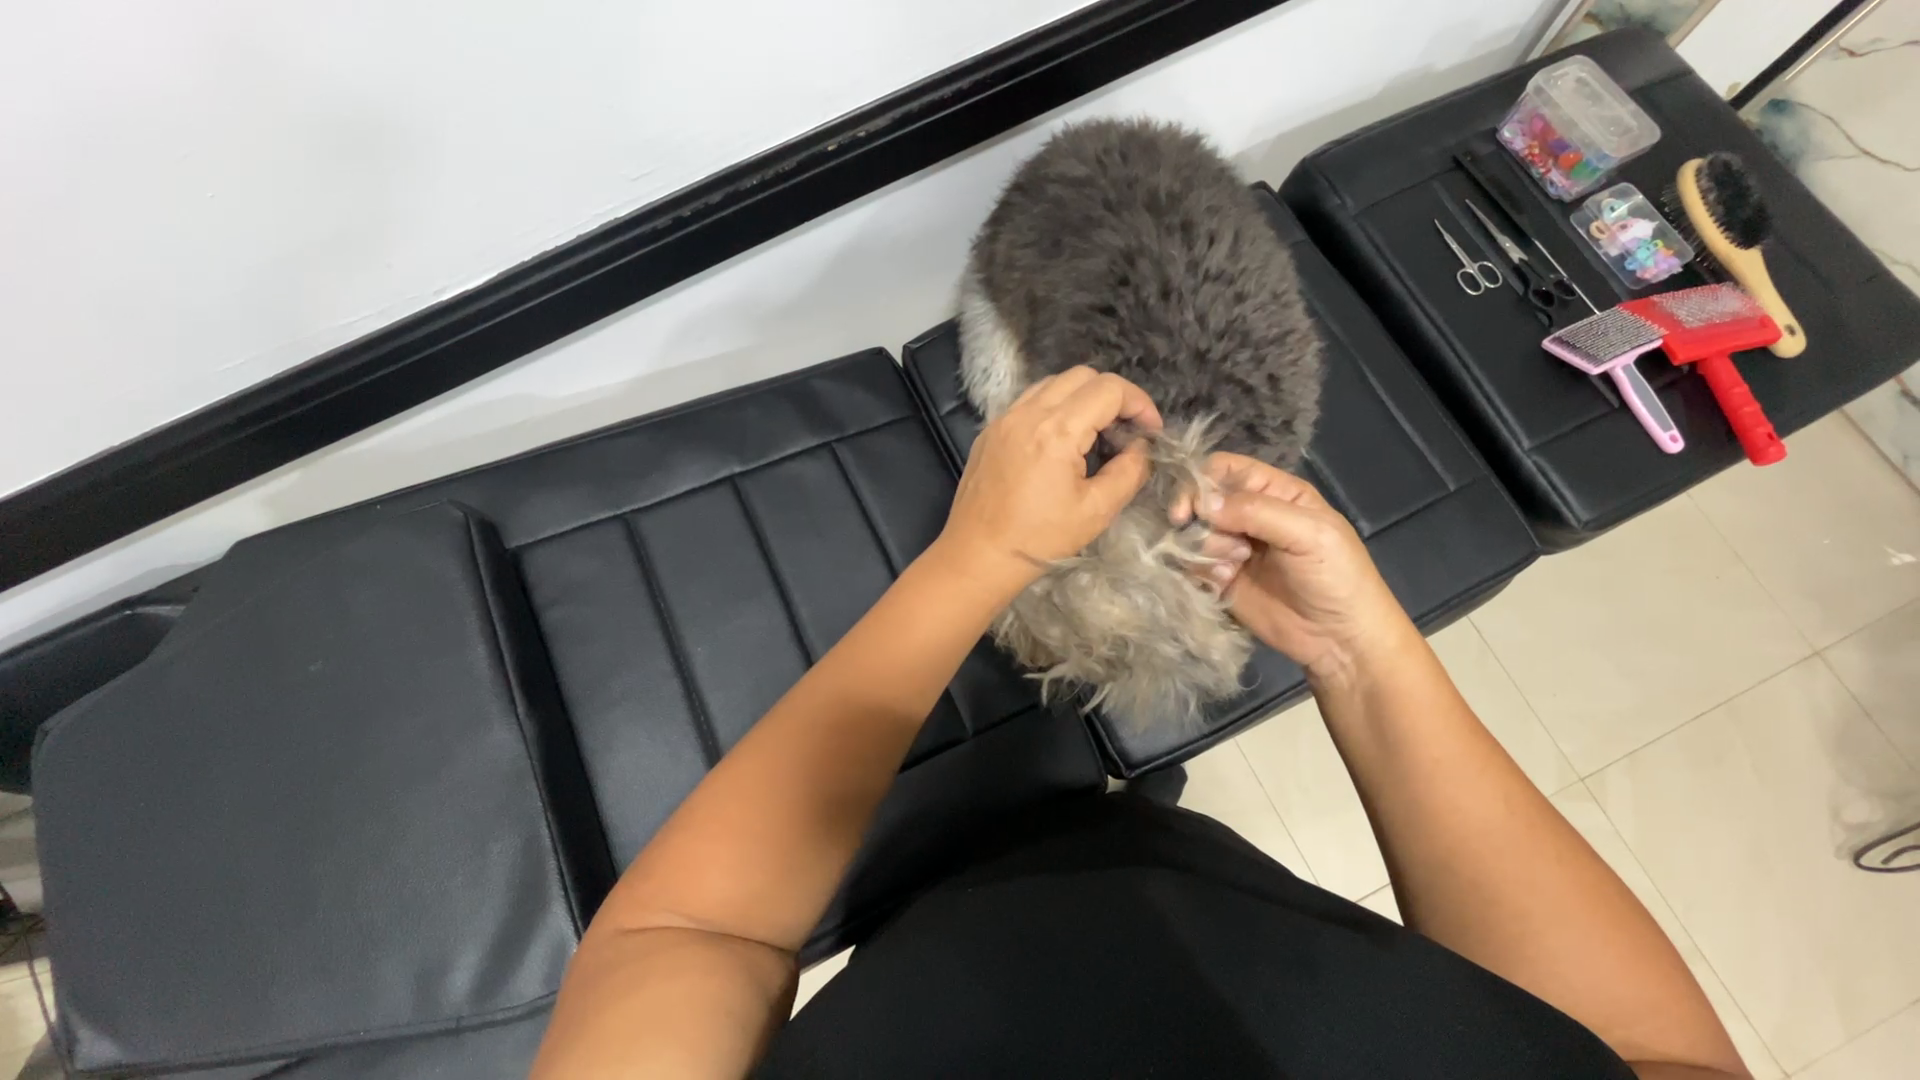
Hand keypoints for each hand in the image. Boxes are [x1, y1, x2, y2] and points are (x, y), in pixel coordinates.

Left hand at [936, 367, 1162, 590]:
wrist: (978, 555)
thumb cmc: (1039, 539)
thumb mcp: (1097, 510)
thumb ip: (1129, 472)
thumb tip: (1140, 448)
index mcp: (1057, 431)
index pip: (1109, 389)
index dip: (1139, 403)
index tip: (1149, 431)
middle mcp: (1028, 414)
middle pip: (1082, 376)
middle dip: (1112, 397)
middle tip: (1124, 432)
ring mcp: (1004, 419)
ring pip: (1053, 384)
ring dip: (1082, 399)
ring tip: (1093, 435)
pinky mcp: (990, 431)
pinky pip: (1028, 402)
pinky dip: (1053, 409)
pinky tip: (1060, 443)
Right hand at [1173, 454, 1409, 685]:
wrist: (1339, 639)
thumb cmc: (1336, 577)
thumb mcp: (1309, 534)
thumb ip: (1257, 510)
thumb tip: (1202, 503)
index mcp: (1275, 492)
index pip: (1223, 469)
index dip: (1200, 483)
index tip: (1191, 510)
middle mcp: (1248, 514)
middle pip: (1200, 501)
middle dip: (1200, 521)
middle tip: (1220, 545)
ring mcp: (1232, 547)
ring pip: (1193, 534)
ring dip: (1205, 550)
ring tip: (1232, 569)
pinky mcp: (1220, 578)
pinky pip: (1192, 565)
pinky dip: (1201, 573)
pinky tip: (1224, 584)